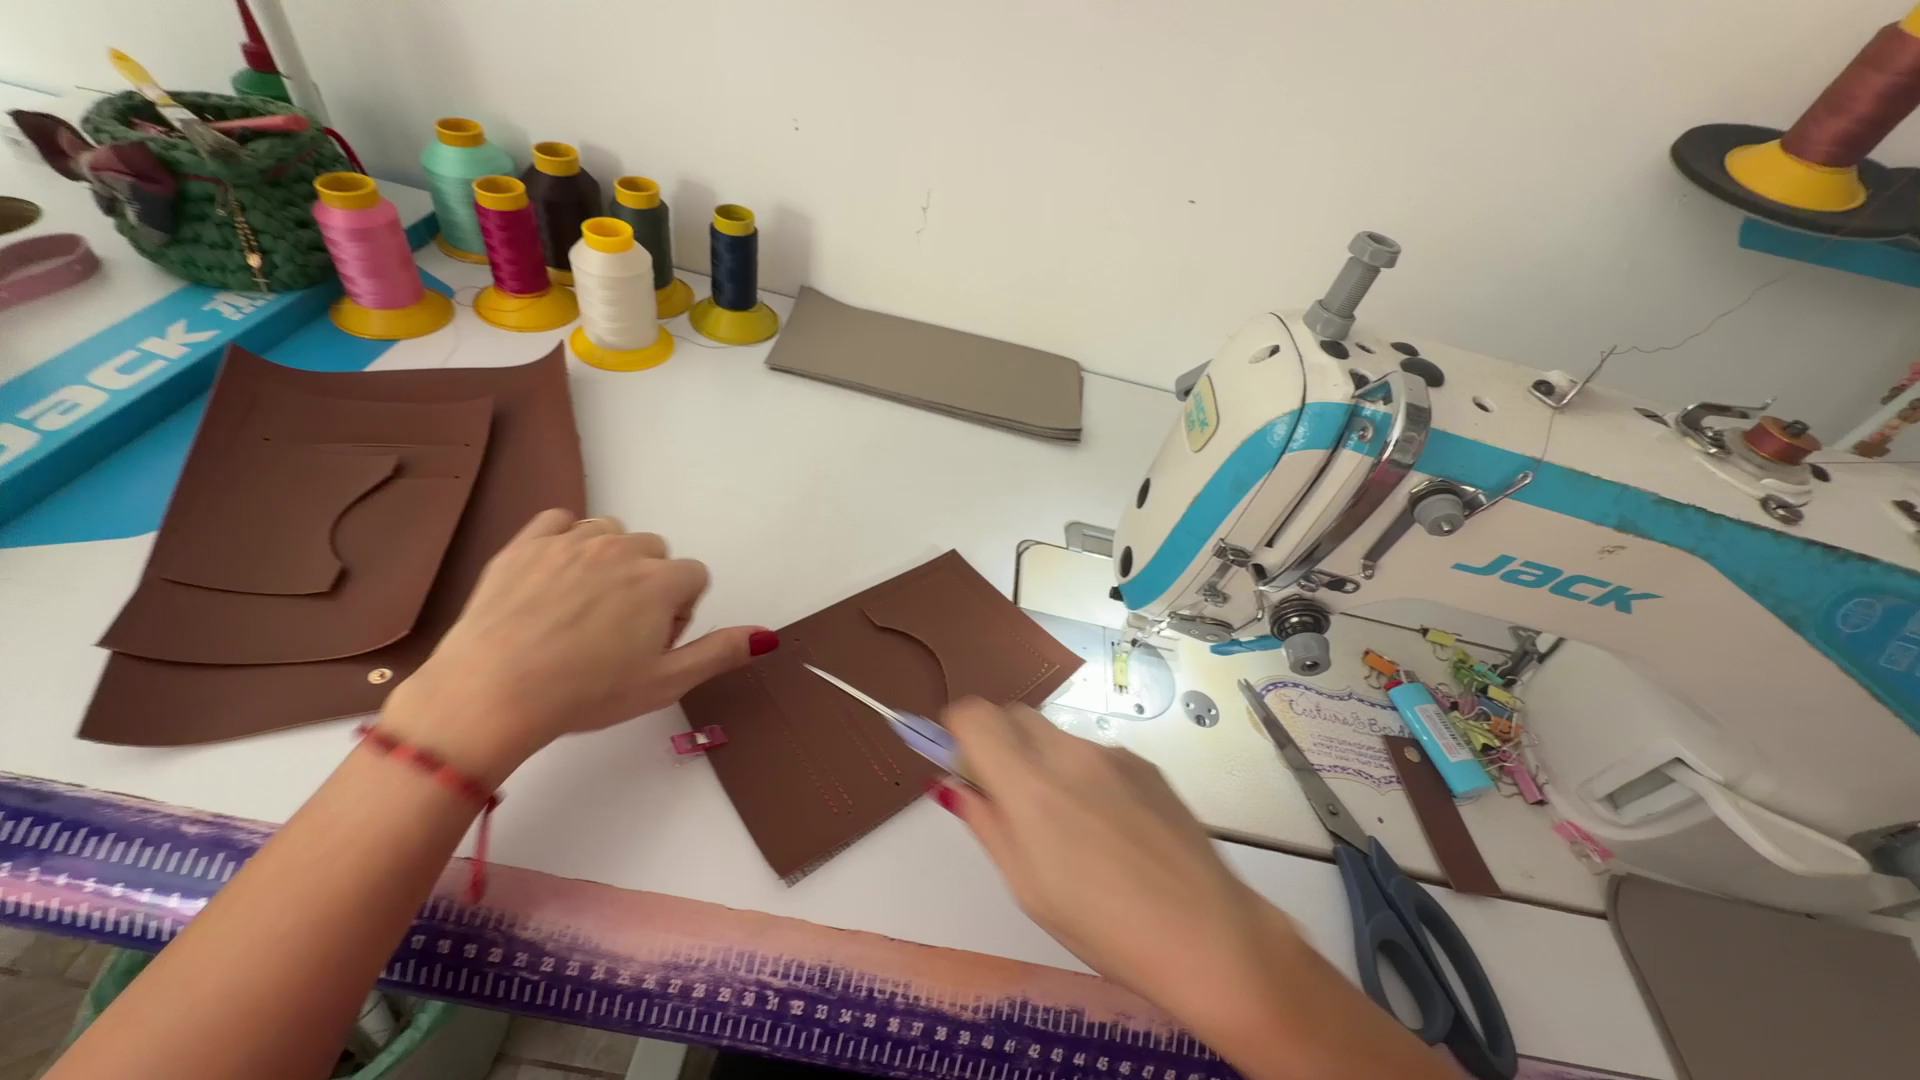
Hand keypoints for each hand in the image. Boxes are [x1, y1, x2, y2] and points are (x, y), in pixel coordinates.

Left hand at [382, 511, 775, 781]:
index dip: (680, 612)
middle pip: (655, 552)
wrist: (492, 691)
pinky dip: (566, 539)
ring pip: (611, 532)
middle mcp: (622, 549)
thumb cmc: (586, 693)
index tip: (654, 643)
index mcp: (661, 581)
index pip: (694, 576)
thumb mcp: (665, 682)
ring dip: (609, 559)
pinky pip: (561, 520)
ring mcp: (571, 541)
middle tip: (618, 632)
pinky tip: (556, 576)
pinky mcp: (526, 543)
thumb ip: (721, 652)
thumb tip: (767, 635)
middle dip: (648, 584)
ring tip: (585, 606)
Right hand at [938, 700, 1294, 1018]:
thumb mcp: (1027, 886)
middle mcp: (1069, 753)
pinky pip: (1095, 754)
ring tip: (1068, 826)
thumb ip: (987, 823)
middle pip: (1014, 715)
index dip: (957, 731)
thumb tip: (954, 785)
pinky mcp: (1147, 765)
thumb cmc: (1103, 926)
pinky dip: (1082, 774)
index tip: (961, 765)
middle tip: (1005, 797)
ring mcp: (1114, 754)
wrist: (1207, 933)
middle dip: (996, 742)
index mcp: (1030, 785)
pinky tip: (1109, 829)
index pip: (975, 715)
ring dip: (1041, 761)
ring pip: (1055, 736)